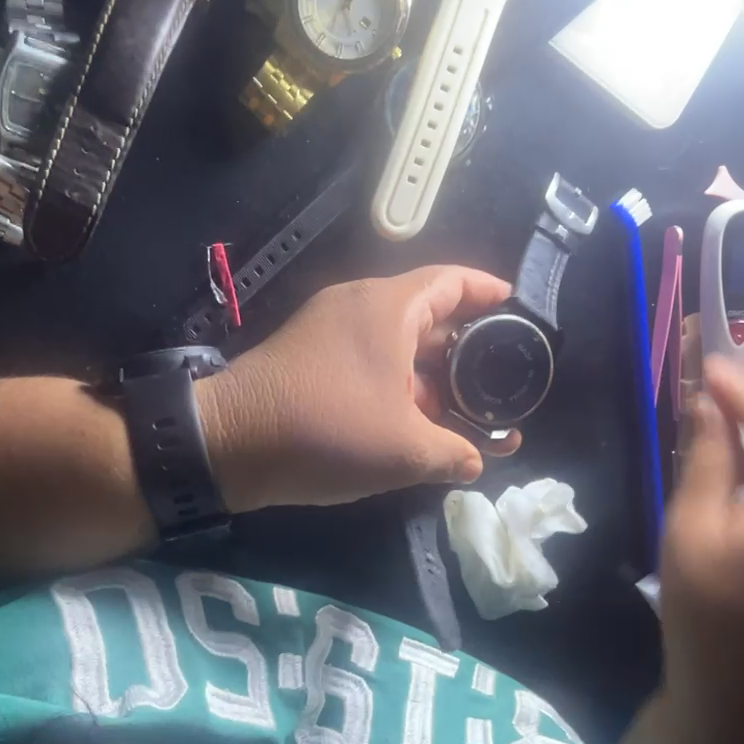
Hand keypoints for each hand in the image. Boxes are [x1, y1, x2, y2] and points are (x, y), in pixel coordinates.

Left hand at [196, 265, 521, 511]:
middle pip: (427, 316)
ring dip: (430, 377)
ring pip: (396, 345)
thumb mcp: (404, 451)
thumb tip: (474, 461)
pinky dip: (396, 386)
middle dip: (466, 351)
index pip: (452, 282)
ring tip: (464, 414)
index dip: (488, 293)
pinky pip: (367, 362)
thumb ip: (452, 453)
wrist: (227, 444)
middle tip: (497, 383)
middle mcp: (357, 307)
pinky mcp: (307, 360)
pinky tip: (414, 423)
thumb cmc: (325, 432)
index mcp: (387, 307)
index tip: (516, 311)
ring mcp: (327, 332)